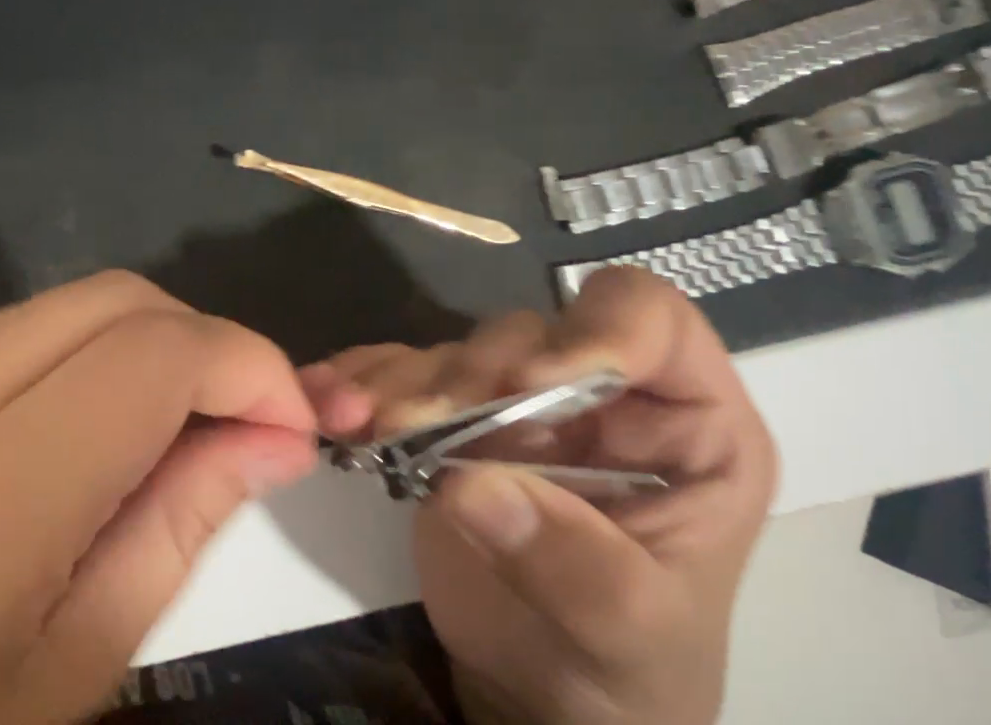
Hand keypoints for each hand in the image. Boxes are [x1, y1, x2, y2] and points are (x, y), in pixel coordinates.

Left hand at [0, 272, 318, 724]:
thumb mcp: (65, 663)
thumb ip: (174, 529)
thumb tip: (268, 438)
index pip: (156, 353)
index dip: (250, 367)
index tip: (295, 427)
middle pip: (120, 297)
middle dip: (208, 343)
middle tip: (246, 429)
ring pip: (74, 302)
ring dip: (149, 346)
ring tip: (176, 433)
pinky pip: (24, 327)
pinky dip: (89, 354)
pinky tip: (92, 428)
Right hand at [300, 268, 777, 724]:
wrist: (539, 695)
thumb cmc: (625, 670)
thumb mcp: (630, 631)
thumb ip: (572, 562)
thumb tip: (470, 484)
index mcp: (680, 428)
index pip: (651, 322)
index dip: (595, 331)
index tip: (527, 383)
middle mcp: (595, 400)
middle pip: (528, 332)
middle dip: (468, 374)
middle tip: (412, 423)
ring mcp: (515, 408)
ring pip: (452, 353)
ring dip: (400, 382)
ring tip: (362, 428)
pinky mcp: (446, 423)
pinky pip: (396, 377)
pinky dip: (357, 385)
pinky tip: (330, 411)